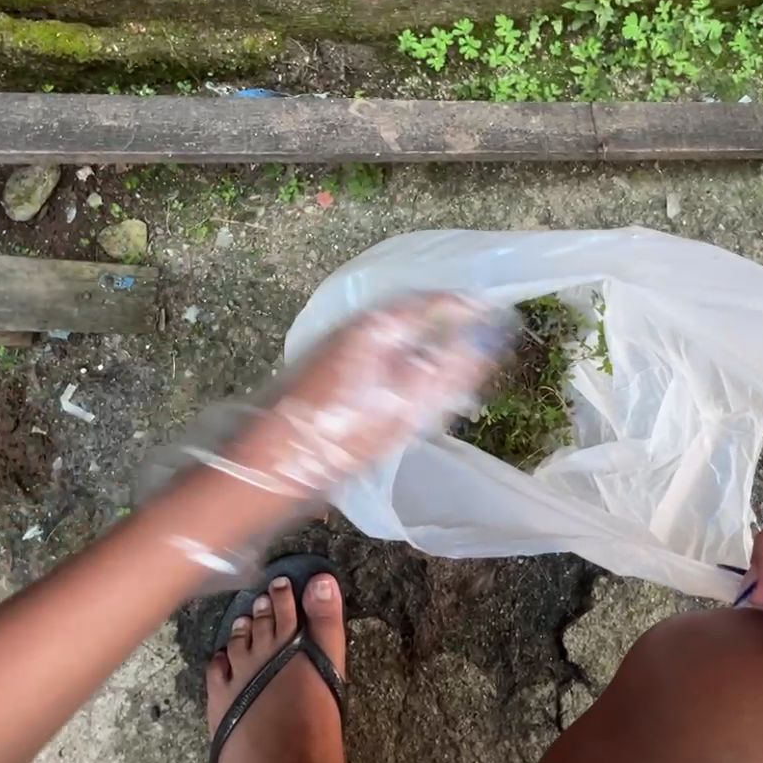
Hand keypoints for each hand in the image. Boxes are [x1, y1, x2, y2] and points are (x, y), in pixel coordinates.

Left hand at [218, 292, 506, 498]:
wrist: (270, 461)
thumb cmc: (340, 436)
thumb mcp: (405, 406)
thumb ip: (450, 370)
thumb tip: (488, 337)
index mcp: (378, 327)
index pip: (434, 301)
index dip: (467, 306)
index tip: (493, 312)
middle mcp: (355, 324)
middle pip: (412, 312)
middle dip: (446, 320)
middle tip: (475, 334)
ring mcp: (337, 343)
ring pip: (392, 331)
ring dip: (422, 339)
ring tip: (449, 358)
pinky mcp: (326, 364)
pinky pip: (375, 348)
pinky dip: (400, 355)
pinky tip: (407, 382)